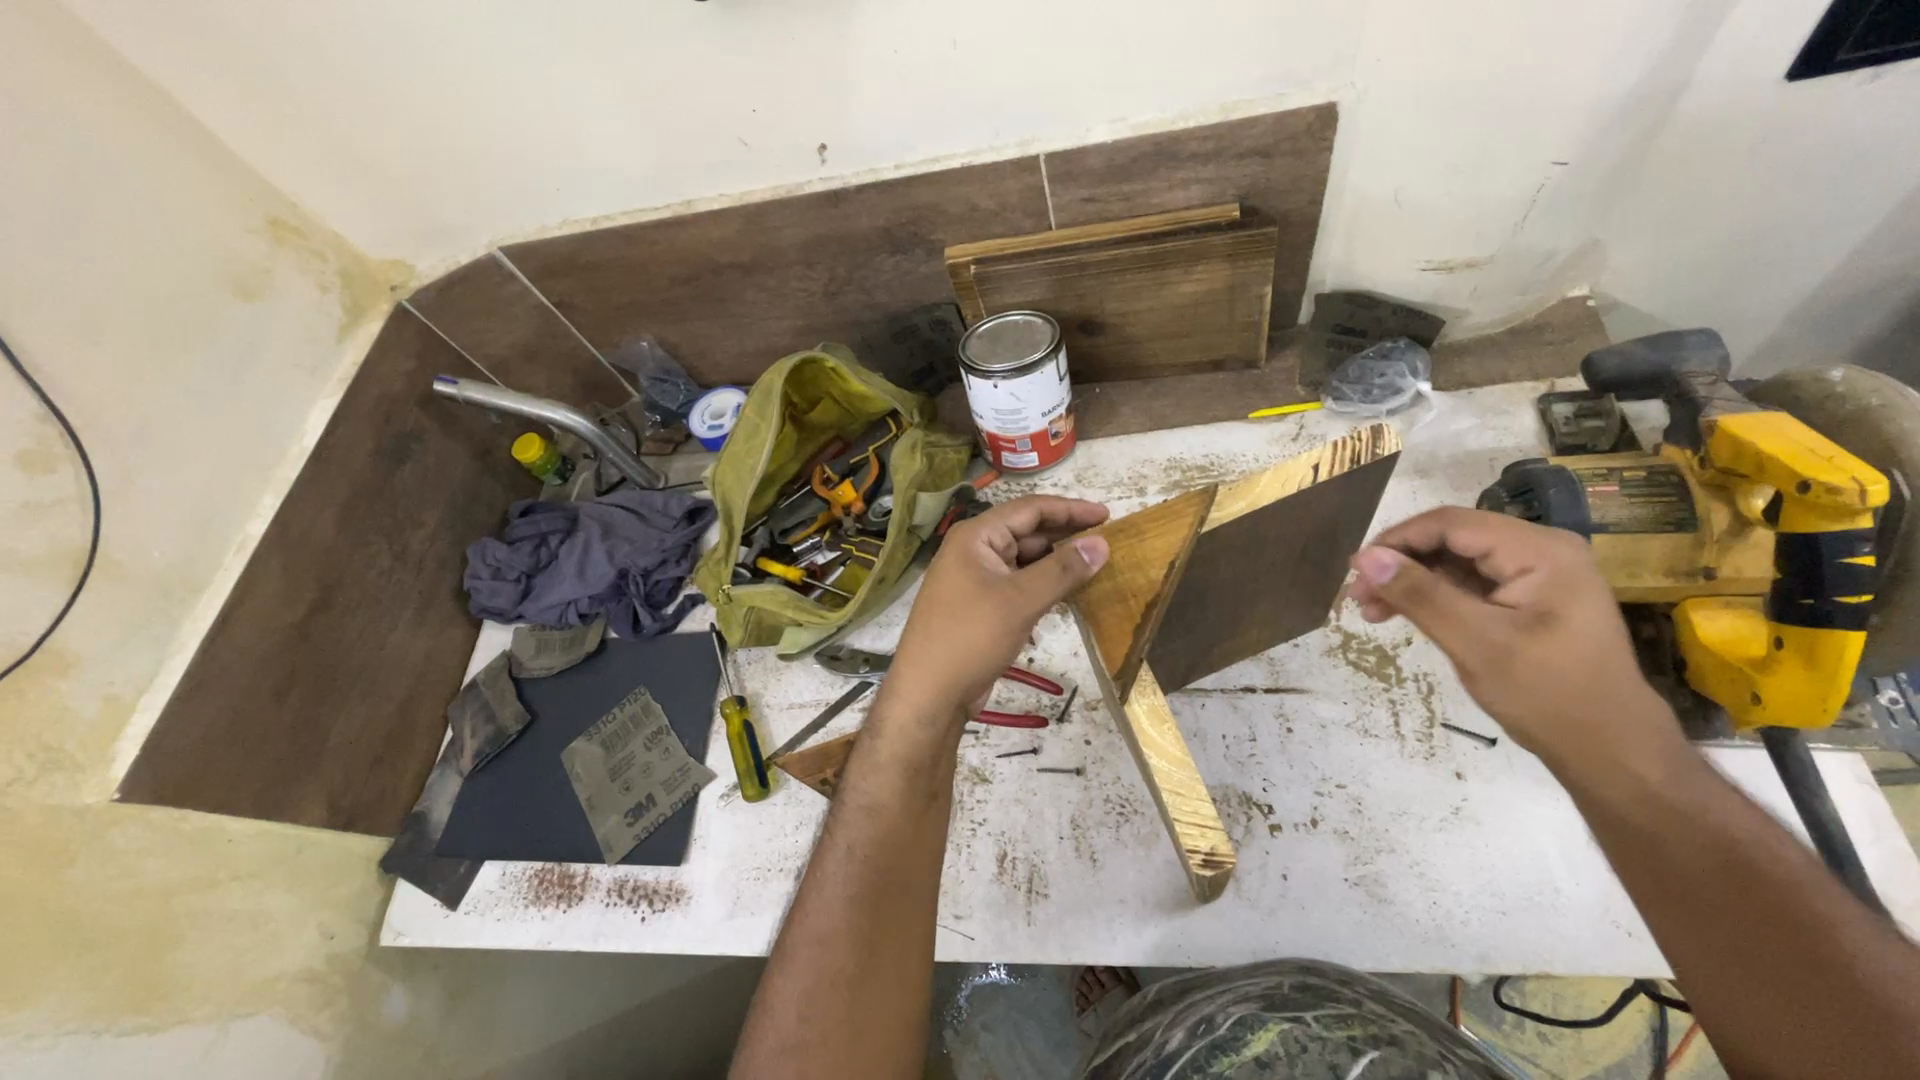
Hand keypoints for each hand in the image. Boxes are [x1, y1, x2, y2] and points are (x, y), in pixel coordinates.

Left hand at [884, 496, 1110, 727]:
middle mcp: (974, 552)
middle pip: (1027, 533)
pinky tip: (1070, 594)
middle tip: (1107, 541)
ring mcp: (976, 581)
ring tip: (1096, 566)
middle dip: (1066, 535)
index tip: (1107, 515)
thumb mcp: (1021, 600)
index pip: (1029, 509)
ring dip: (1058, 562)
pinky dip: (1045, 586)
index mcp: (976, 537)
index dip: (1070, 509)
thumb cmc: (971, 637)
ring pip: (1025, 561)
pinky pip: (1019, 586)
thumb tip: (1102, 544)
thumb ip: (1063, 570)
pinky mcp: (982, 608)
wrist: (930, 693)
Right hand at [1345, 507, 1681, 772]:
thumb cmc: (1547, 694)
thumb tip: (1366, 558)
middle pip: (1453, 539)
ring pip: (1458, 561)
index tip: (1355, 570)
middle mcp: (1542, 550)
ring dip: (1413, 581)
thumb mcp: (1476, 643)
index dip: (1397, 540)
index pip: (1451, 523)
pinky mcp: (1531, 597)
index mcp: (1540, 551)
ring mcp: (1539, 574)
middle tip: (1358, 597)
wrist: (1609, 747)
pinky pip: (1472, 583)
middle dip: (1401, 563)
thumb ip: (1420, 595)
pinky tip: (1406, 614)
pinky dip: (1435, 596)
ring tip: (1373, 610)